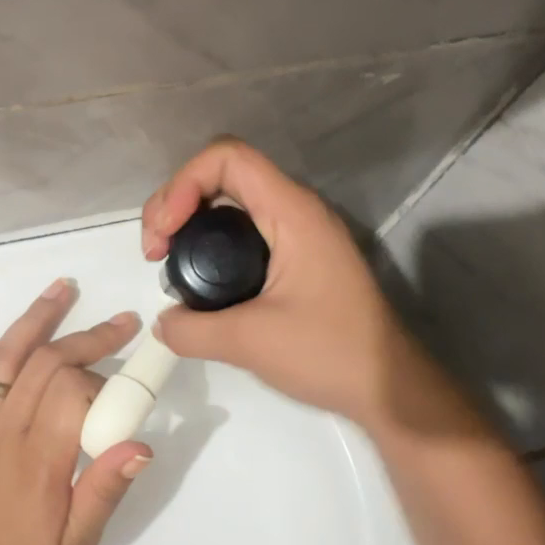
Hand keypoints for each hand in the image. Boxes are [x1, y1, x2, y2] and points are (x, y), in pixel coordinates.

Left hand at [0, 278, 152, 544]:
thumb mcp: (80, 543)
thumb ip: (106, 488)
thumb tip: (143, 442)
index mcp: (37, 460)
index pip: (70, 390)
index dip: (101, 379)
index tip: (125, 391)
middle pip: (42, 364)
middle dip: (85, 337)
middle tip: (121, 323)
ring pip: (0, 362)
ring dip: (31, 322)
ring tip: (61, 289)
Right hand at [141, 138, 431, 428]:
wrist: (389, 386)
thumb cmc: (329, 353)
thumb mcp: (250, 342)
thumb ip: (193, 329)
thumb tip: (163, 323)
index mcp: (292, 212)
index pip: (227, 158)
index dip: (183, 183)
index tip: (165, 234)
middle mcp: (298, 211)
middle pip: (224, 175)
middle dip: (178, 202)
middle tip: (155, 251)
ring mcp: (301, 235)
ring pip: (234, 203)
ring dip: (193, 223)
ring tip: (168, 262)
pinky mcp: (301, 260)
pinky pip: (248, 232)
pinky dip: (214, 244)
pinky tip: (201, 282)